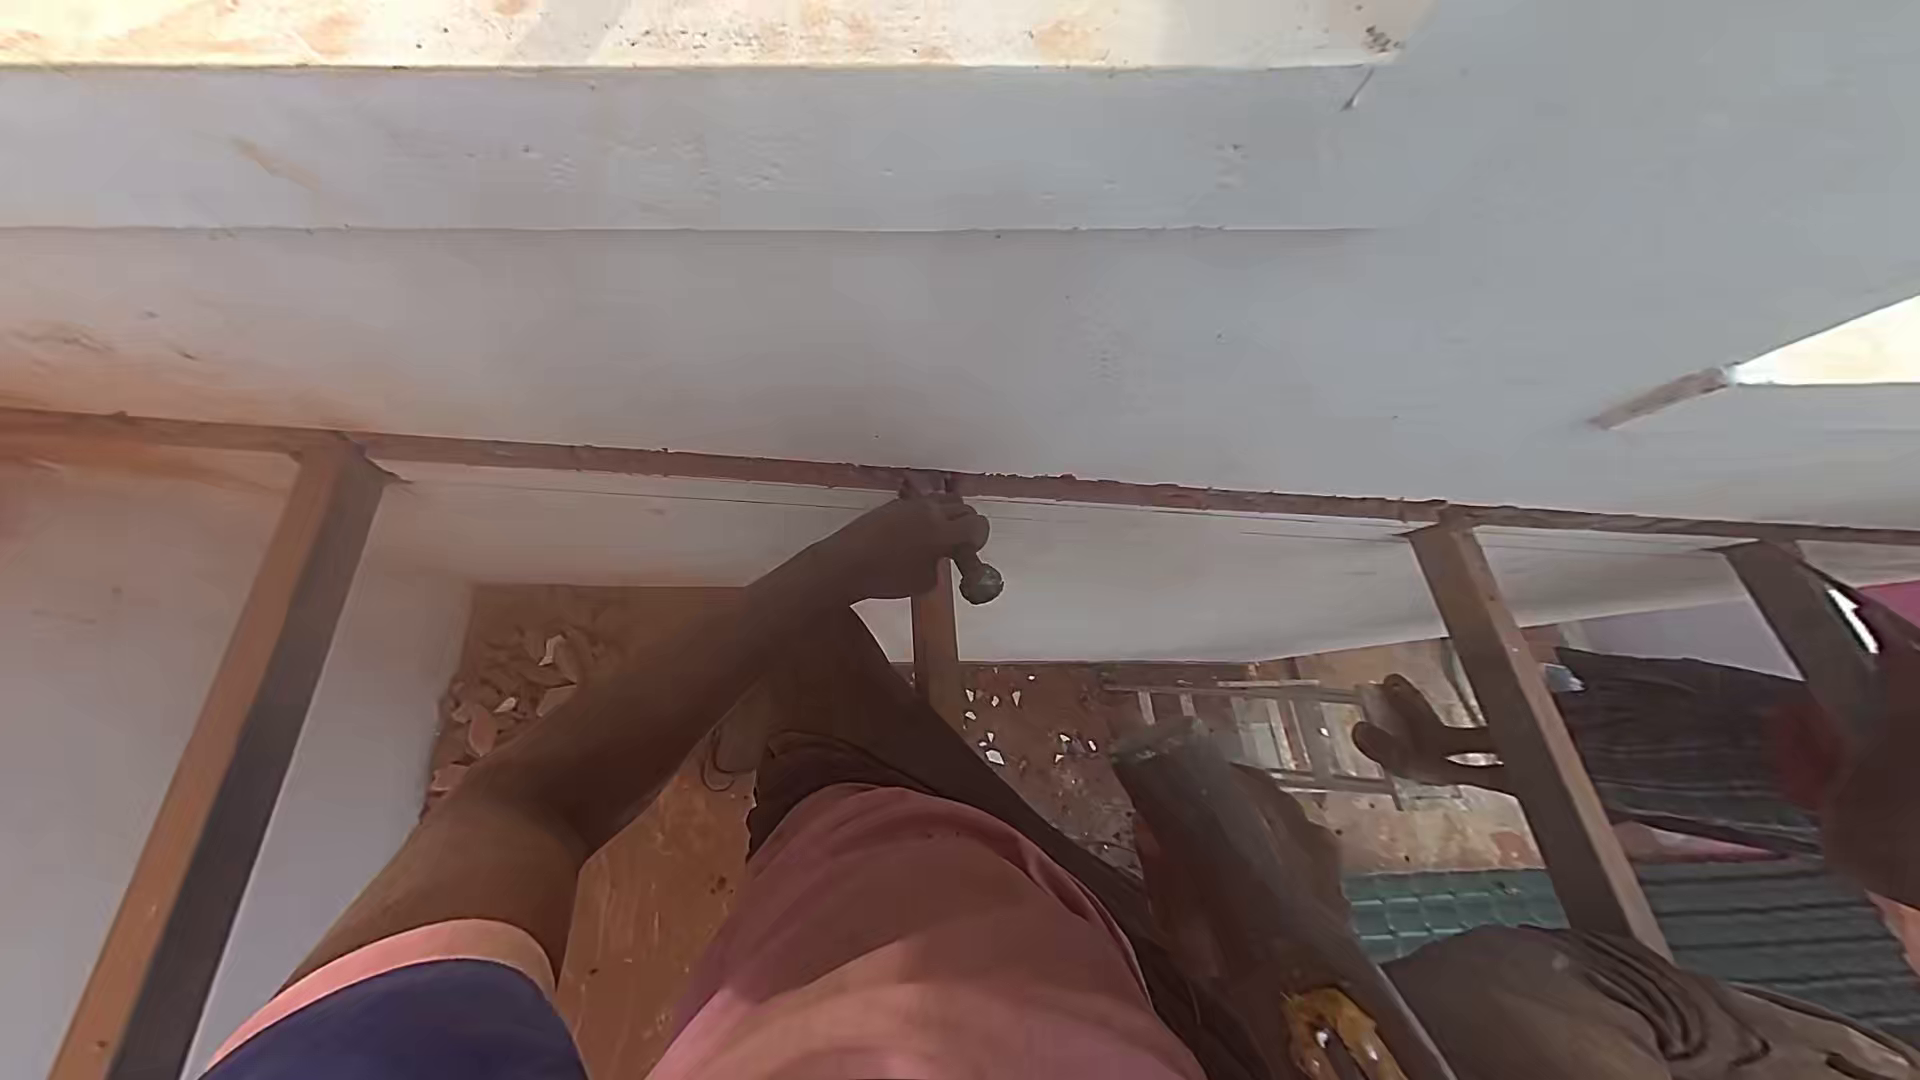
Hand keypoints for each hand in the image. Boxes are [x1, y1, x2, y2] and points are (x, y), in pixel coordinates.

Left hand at [810, 494, 989, 601]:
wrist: (845, 564)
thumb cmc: (886, 579)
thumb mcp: (924, 582)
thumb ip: (941, 564)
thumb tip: (942, 557)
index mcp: (942, 530)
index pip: (977, 525)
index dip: (979, 540)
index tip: (969, 554)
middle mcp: (930, 510)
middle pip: (964, 508)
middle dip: (967, 527)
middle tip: (957, 548)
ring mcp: (910, 504)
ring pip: (943, 501)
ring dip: (949, 517)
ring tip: (937, 538)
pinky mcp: (893, 504)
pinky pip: (922, 504)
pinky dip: (928, 515)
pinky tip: (915, 535)